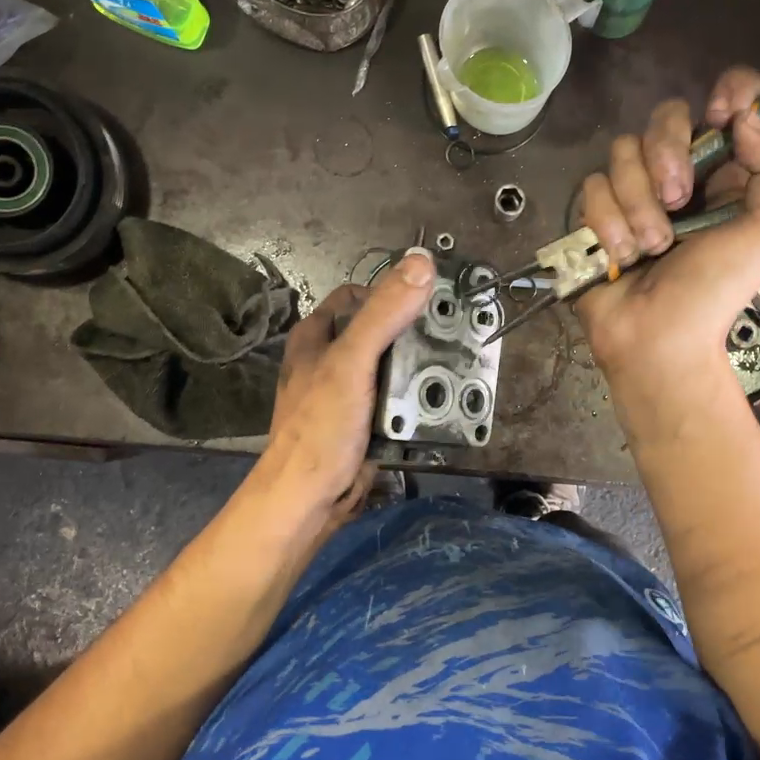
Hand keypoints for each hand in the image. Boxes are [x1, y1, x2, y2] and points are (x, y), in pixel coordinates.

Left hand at [248, 250, 435, 522]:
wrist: (308, 497)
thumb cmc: (321, 425)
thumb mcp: (352, 361)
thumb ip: (384, 313)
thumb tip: (421, 262)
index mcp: (314, 338)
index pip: (354, 297)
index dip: (387, 294)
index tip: (424, 304)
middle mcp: (327, 362)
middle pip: (378, 335)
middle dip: (412, 338)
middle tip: (448, 341)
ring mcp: (345, 396)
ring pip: (390, 372)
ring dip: (417, 374)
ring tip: (451, 373)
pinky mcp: (361, 426)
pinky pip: (394, 405)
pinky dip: (414, 405)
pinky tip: (436, 407)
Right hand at [573, 67, 759, 378]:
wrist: (657, 341)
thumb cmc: (715, 293)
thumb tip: (747, 117)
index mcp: (731, 172)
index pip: (734, 100)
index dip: (730, 93)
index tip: (721, 113)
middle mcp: (684, 173)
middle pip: (667, 116)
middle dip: (668, 155)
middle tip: (677, 202)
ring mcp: (637, 191)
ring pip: (623, 151)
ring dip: (638, 205)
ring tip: (652, 248)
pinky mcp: (599, 212)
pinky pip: (594, 187)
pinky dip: (609, 225)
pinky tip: (623, 257)